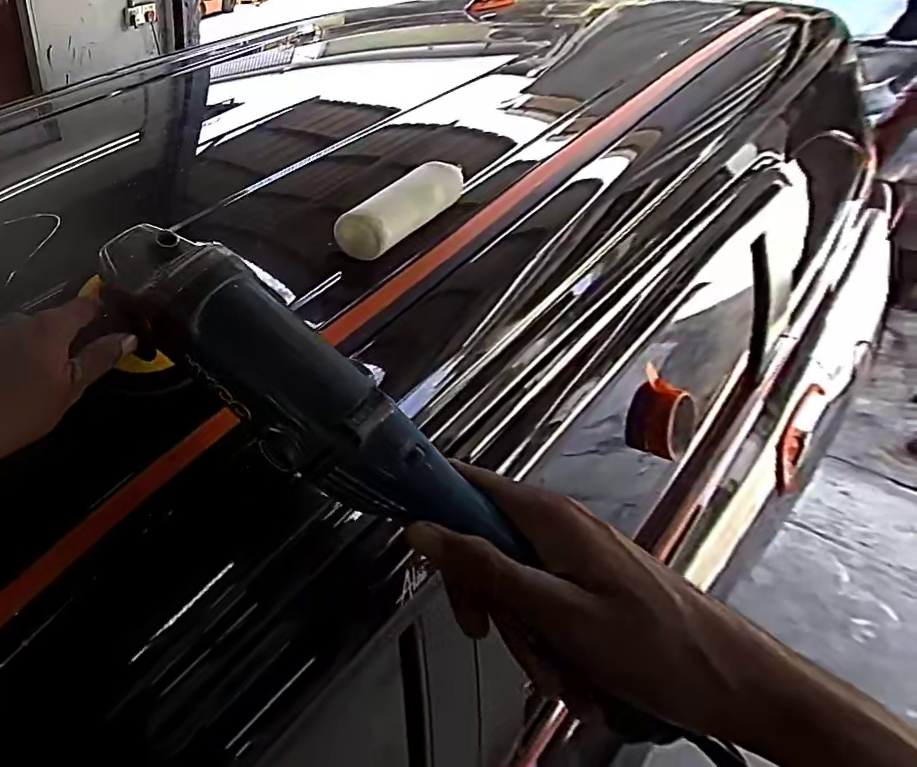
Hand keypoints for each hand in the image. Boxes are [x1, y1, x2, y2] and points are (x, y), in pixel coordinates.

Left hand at [0, 297, 133, 477]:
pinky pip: (4, 346)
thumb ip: (97, 359)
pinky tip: (8, 384)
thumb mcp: (69, 389)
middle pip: (52, 321)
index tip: (110, 318)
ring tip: (36, 384)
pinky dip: (13, 358)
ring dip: (37, 350)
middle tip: (70, 371)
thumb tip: (127, 337)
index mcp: (49, 326)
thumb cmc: (22, 410)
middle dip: (64, 339)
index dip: (98, 309)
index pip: (81, 306)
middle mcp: (20, 319)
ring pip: (26, 334)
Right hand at [404, 463, 836, 757]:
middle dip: (478, 588)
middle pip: (476, 535)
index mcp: (543, 513)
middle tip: (482, 628)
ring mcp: (573, 549)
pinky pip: (539, 590)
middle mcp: (554, 521)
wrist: (763, 698)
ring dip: (515, 621)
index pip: (458, 480)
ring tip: (548, 667)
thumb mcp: (557, 612)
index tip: (416, 544)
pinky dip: (542, 628)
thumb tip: (419, 530)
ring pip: (507, 570)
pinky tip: (566, 666)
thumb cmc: (664, 651)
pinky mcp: (590, 577)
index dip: (426, 503)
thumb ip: (482, 566)